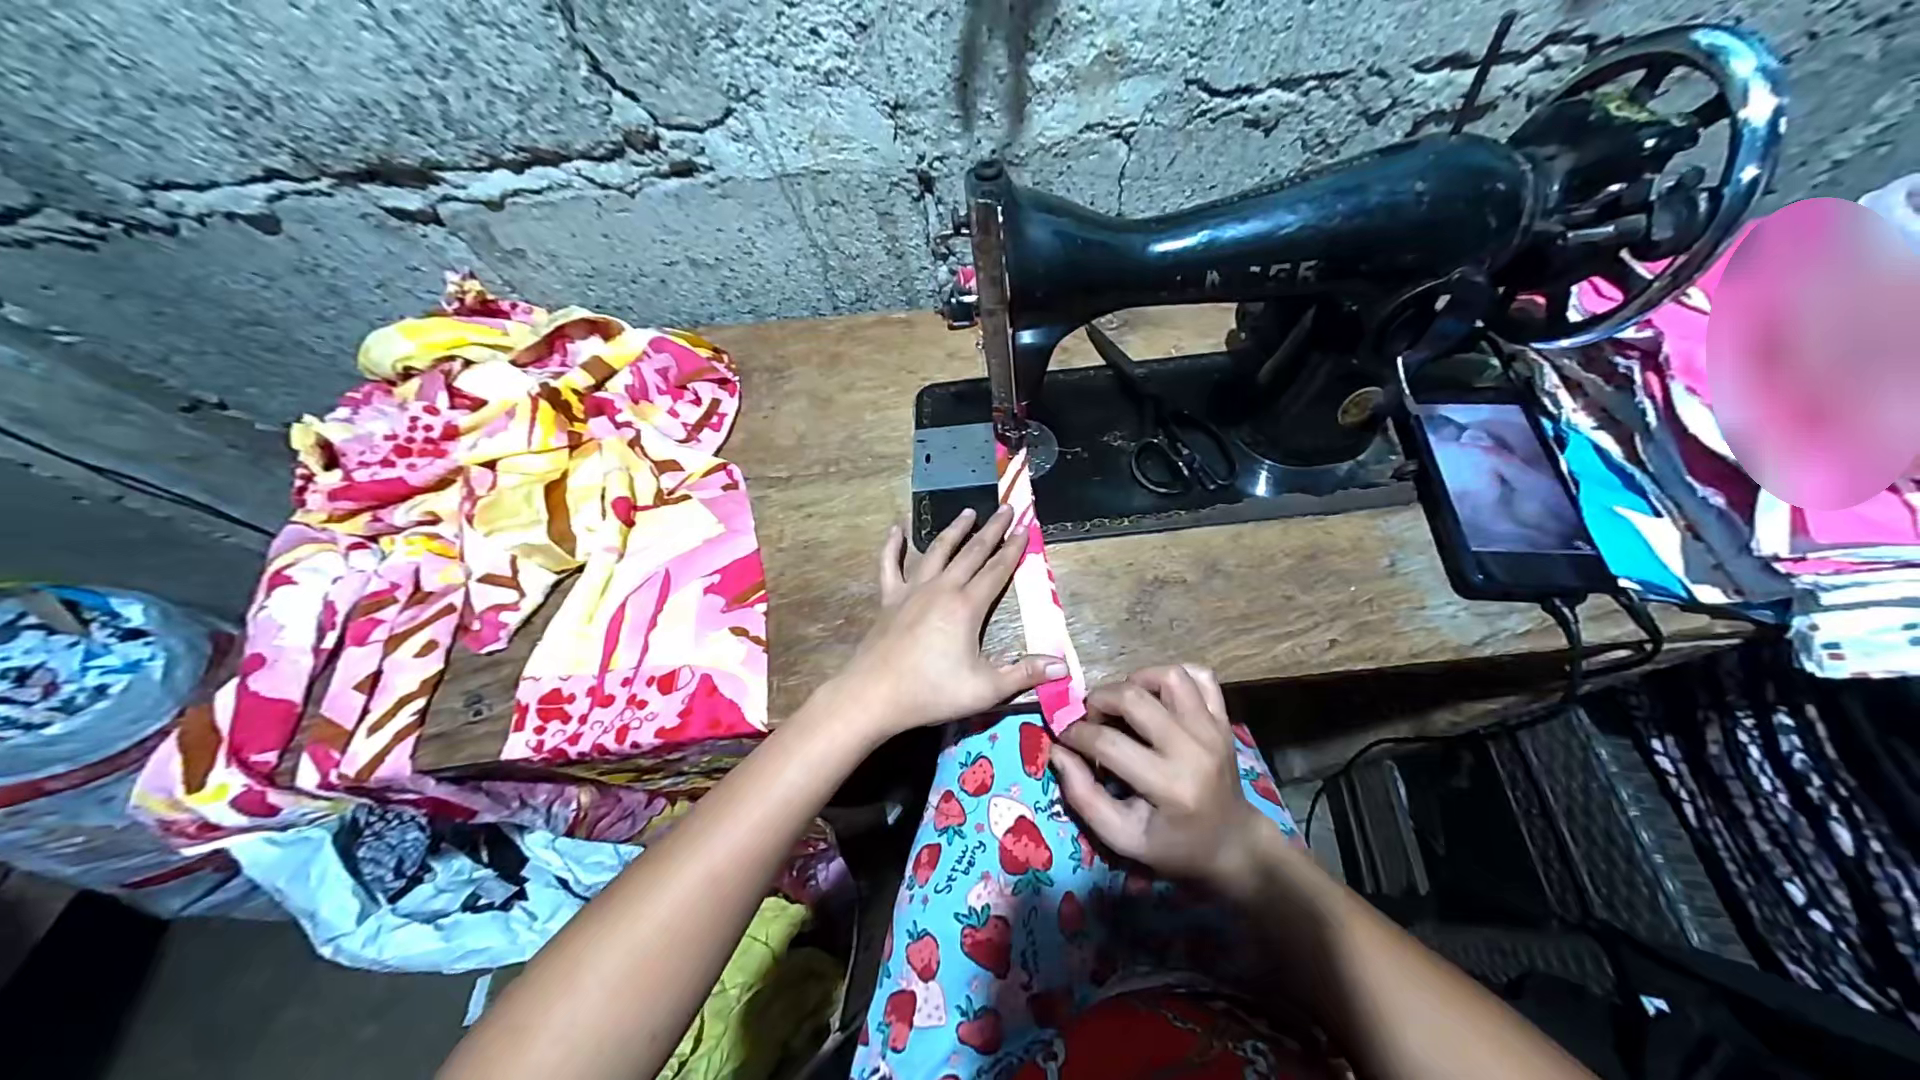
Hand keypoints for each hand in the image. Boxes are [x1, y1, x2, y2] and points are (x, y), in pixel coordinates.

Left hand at [823, 507, 1066, 744]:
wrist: (873, 695)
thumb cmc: (931, 693)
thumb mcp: (985, 689)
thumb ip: (1024, 674)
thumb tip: (1063, 665)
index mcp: (966, 606)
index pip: (997, 570)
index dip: (1014, 549)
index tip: (1026, 528)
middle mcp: (941, 589)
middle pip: (971, 552)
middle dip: (991, 530)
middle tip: (1005, 508)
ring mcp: (911, 591)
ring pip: (936, 551)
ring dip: (954, 530)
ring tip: (967, 512)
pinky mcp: (889, 599)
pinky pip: (890, 565)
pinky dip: (893, 545)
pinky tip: (896, 528)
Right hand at [1049, 664, 1274, 897]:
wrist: (1232, 844)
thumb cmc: (1173, 846)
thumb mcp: (1122, 837)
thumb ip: (1084, 796)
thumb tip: (1057, 752)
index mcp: (1169, 785)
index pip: (1107, 742)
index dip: (1075, 735)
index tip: (1065, 738)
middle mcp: (1194, 749)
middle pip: (1134, 698)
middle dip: (1100, 701)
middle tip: (1092, 719)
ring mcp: (1213, 730)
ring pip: (1169, 676)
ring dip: (1136, 682)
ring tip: (1124, 703)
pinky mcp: (1223, 720)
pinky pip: (1200, 676)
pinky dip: (1173, 677)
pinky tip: (1156, 696)